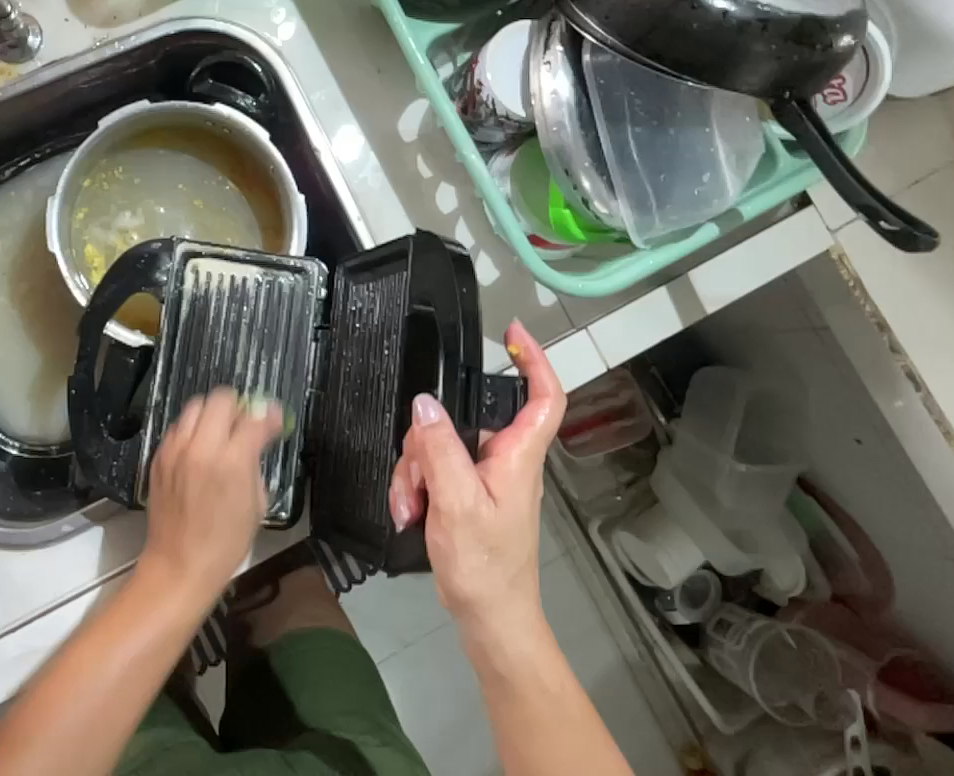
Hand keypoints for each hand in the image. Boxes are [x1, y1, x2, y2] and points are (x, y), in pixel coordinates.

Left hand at [139, 387, 282, 607]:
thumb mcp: (256, 503)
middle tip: (243, 424)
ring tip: (219, 434)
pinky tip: (198, 450)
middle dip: (237, 407)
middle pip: (220, 399)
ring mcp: (175, 450)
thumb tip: (259, 436)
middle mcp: (201, 448)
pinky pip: (177, 427)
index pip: (255, 418)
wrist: (179, 564)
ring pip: (195, 406)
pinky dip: (191, 431)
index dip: (269, 415)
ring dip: (212, 415)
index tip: (273, 419)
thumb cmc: (226, 543)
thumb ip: (256, 461)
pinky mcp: (158, 457)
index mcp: (232, 462)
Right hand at [386, 320, 566, 640]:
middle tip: (416, 481)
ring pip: (437, 446)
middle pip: (461, 421)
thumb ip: (440, 449)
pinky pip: (432, 472)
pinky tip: (411, 515)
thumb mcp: (457, 503)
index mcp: (518, 457)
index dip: (534, 361)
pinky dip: (415, 490)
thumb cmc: (486, 568)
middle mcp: (504, 460)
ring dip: (414, 475)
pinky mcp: (465, 495)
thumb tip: (425, 404)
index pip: (543, 397)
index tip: (513, 333)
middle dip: (425, 445)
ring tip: (412, 509)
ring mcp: (483, 478)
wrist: (489, 619)